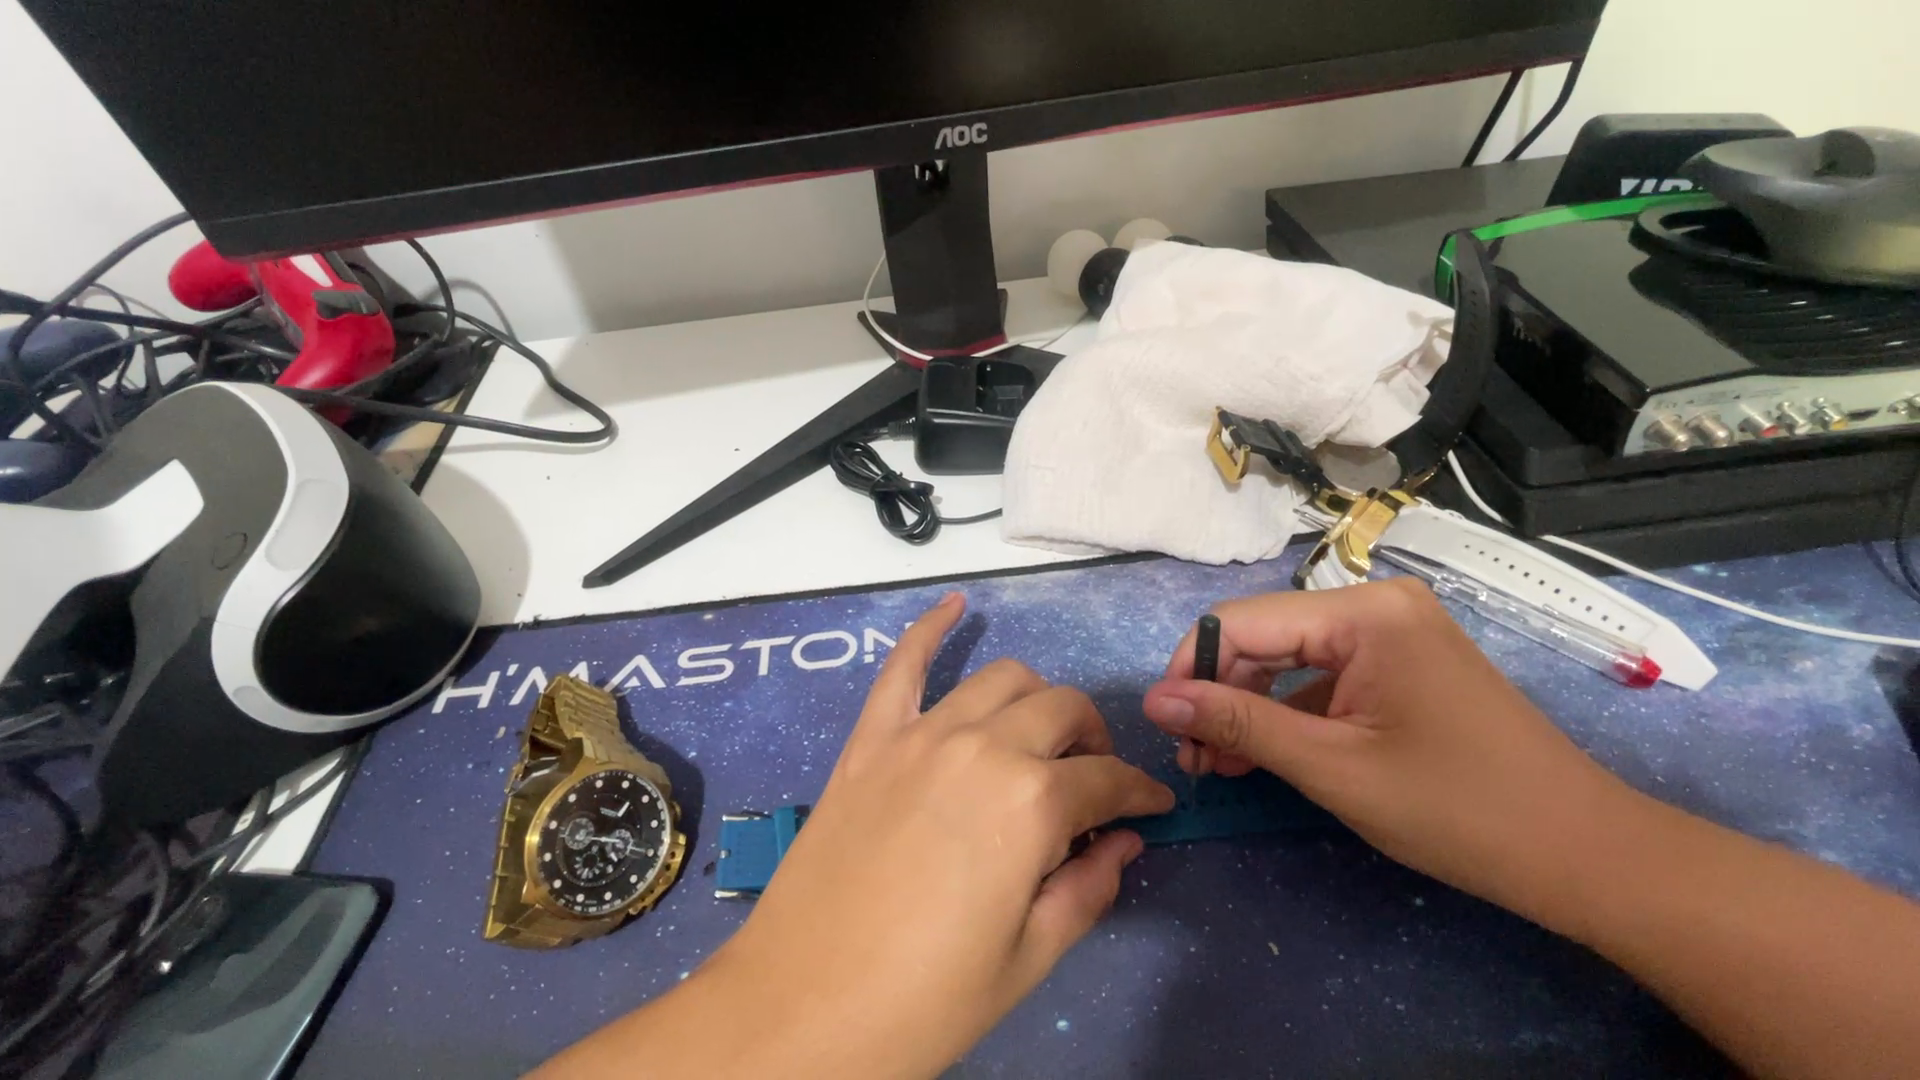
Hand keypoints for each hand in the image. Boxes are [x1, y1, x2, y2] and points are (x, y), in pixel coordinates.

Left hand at [700, 593, 1171, 1077]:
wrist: (801, 1007)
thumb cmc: (926, 999)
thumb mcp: (1030, 958)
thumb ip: (1090, 887)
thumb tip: (1125, 839)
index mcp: (1032, 804)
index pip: (1109, 779)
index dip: (1141, 793)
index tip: (1153, 807)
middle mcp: (983, 747)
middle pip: (1064, 710)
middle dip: (1094, 741)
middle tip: (1093, 782)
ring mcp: (920, 734)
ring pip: (1002, 678)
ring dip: (1037, 699)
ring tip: (1039, 736)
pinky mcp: (870, 738)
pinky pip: (904, 664)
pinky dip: (931, 627)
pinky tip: (955, 604)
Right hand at [1141, 579, 1640, 922]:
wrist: (1585, 855)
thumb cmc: (1457, 810)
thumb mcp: (1332, 767)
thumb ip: (1238, 724)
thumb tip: (1156, 700)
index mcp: (1365, 612)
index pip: (1241, 621)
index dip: (1191, 670)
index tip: (1164, 727)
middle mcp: (1377, 604)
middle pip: (1264, 637)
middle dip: (1219, 695)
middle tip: (1191, 757)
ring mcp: (1394, 633)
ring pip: (1288, 659)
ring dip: (1248, 708)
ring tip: (1217, 764)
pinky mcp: (1402, 663)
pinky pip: (1323, 676)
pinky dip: (1288, 714)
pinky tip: (1263, 755)